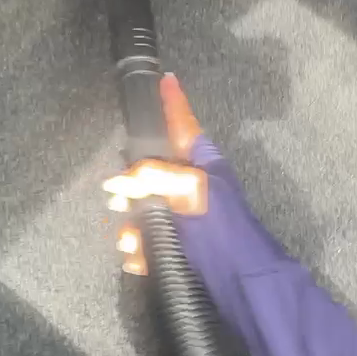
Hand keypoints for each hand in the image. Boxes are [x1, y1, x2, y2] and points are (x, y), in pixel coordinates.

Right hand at [102, 73, 210, 272]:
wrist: (239, 276)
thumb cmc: (221, 223)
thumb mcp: (189, 188)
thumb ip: (152, 177)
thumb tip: (117, 183)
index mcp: (201, 160)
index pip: (183, 122)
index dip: (173, 101)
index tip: (165, 78)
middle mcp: (191, 181)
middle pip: (152, 169)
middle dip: (132, 188)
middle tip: (121, 200)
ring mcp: (183, 212)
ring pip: (144, 207)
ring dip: (134, 227)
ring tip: (133, 242)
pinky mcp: (178, 241)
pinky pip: (149, 238)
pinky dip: (141, 249)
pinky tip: (140, 258)